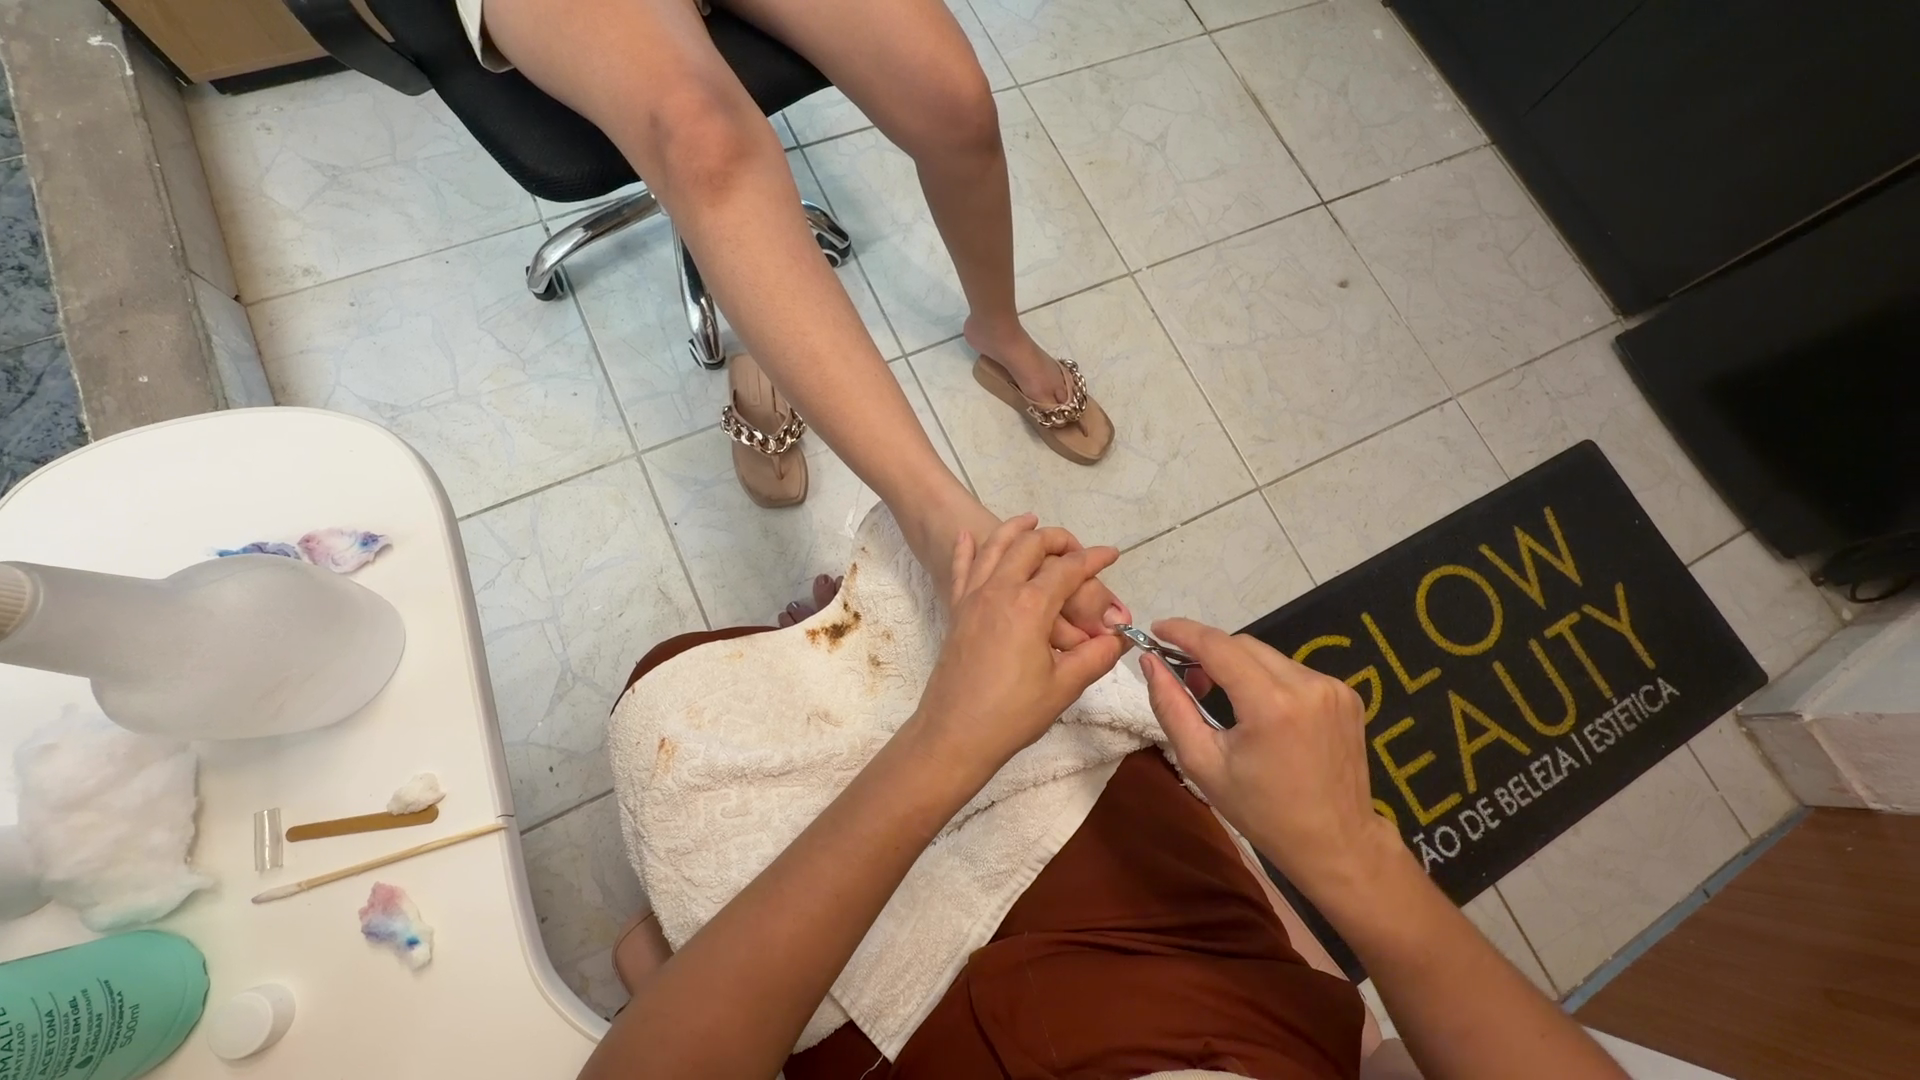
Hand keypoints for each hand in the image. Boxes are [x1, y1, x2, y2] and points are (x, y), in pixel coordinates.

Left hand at [911, 515, 1126, 773]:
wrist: (954, 733)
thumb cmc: (1012, 713)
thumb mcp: (1064, 686)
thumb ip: (1096, 655)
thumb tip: (1120, 636)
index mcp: (1031, 606)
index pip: (1069, 569)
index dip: (1094, 558)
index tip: (1112, 553)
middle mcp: (1000, 590)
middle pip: (1030, 545)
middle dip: (1057, 538)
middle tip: (1077, 547)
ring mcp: (974, 597)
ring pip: (994, 547)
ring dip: (1015, 529)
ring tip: (1031, 520)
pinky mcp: (957, 611)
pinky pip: (961, 569)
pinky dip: (967, 549)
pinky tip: (967, 536)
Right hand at [1139, 619, 1401, 896]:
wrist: (1336, 842)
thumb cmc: (1261, 811)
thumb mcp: (1202, 763)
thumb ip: (1171, 706)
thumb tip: (1150, 662)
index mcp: (1270, 704)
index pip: (1217, 646)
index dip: (1182, 632)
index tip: (1155, 631)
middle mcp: (1307, 685)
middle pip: (1242, 645)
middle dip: (1207, 652)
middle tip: (1185, 678)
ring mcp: (1332, 687)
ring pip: (1267, 656)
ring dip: (1237, 666)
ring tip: (1220, 696)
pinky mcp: (1346, 695)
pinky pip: (1291, 671)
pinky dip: (1266, 679)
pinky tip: (1259, 709)